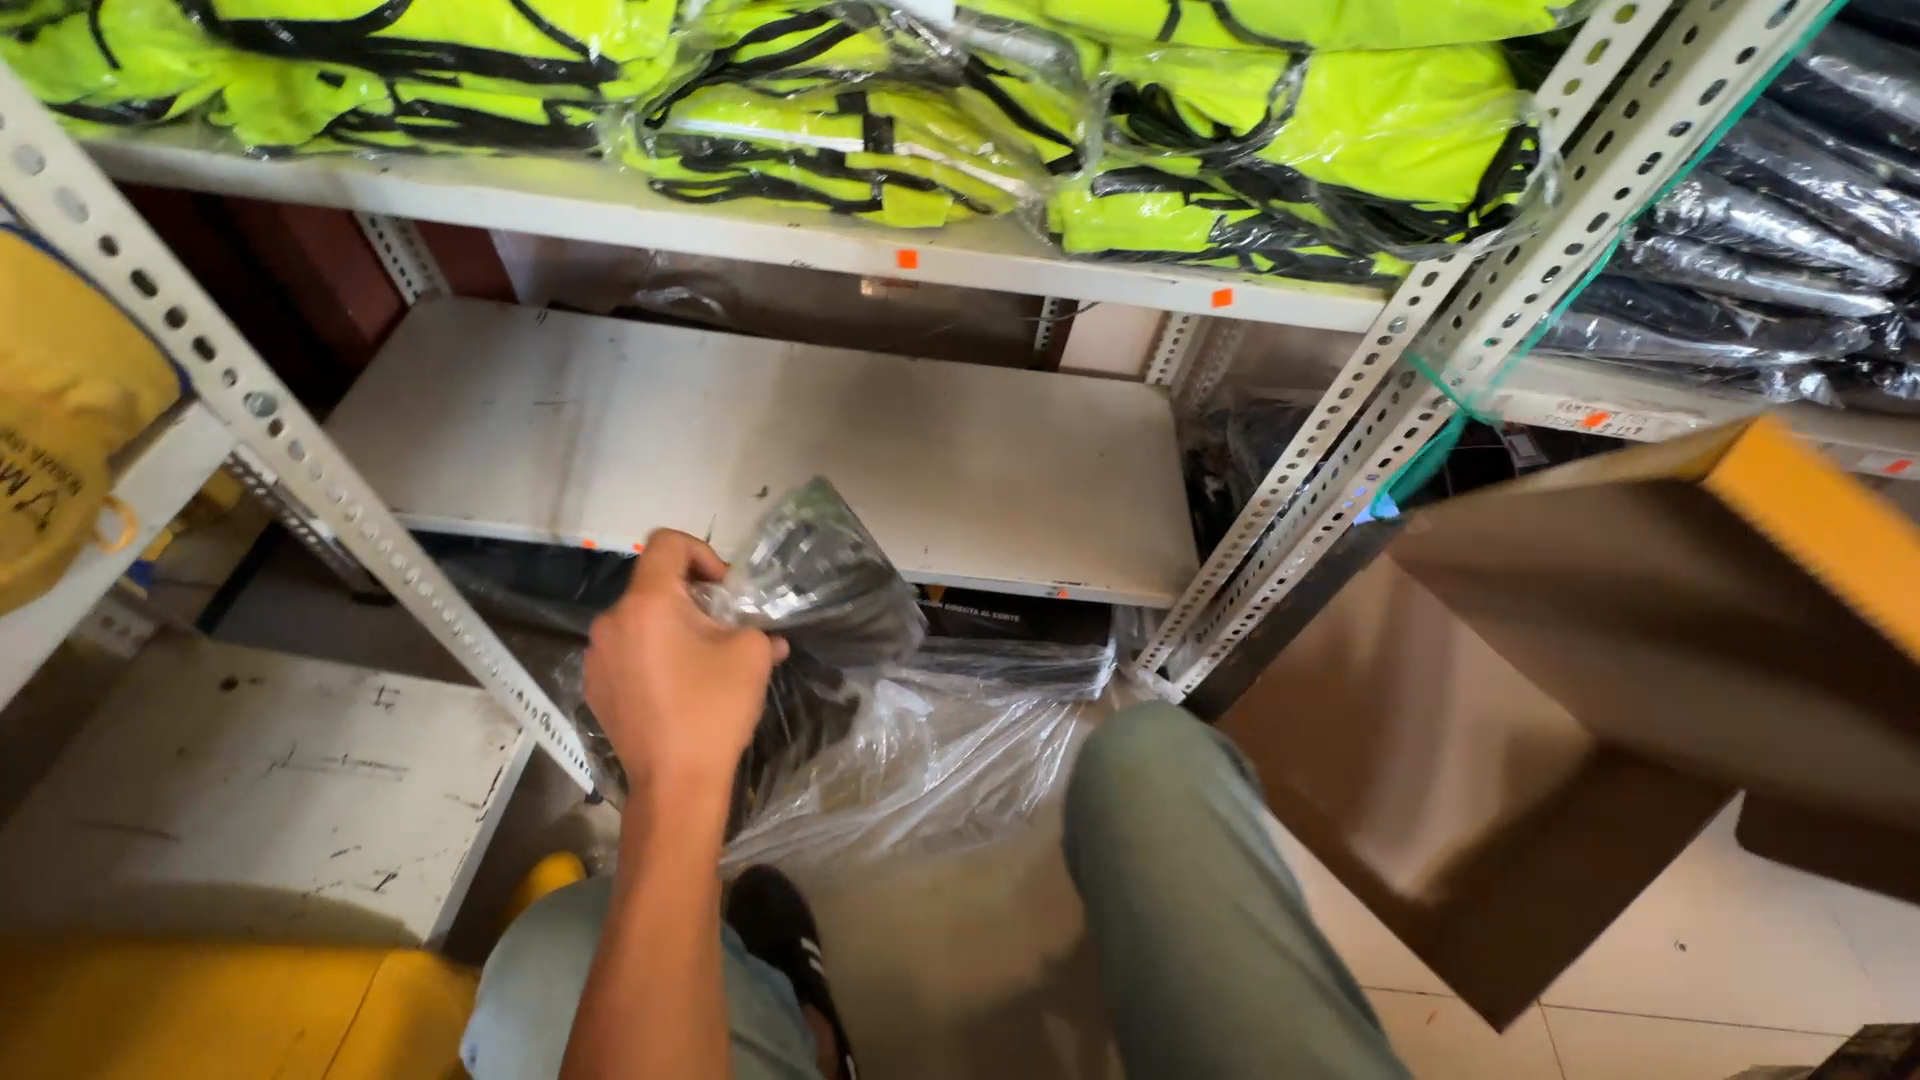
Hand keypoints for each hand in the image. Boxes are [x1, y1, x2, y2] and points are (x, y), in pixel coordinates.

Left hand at [584, 529, 786, 795]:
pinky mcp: (594, 686)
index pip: (667, 543)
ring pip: (639, 620)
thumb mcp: (752, 656)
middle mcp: (612, 621)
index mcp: (648, 603)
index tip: (724, 588)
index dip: (702, 551)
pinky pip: (626, 652)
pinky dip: (652, 655)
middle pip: (653, 584)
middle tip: (722, 628)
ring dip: (671, 627)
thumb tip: (765, 636)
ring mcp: (597, 656)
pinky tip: (676, 688)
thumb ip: (758, 628)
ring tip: (701, 661)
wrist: (675, 783)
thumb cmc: (714, 709)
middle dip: (691, 596)